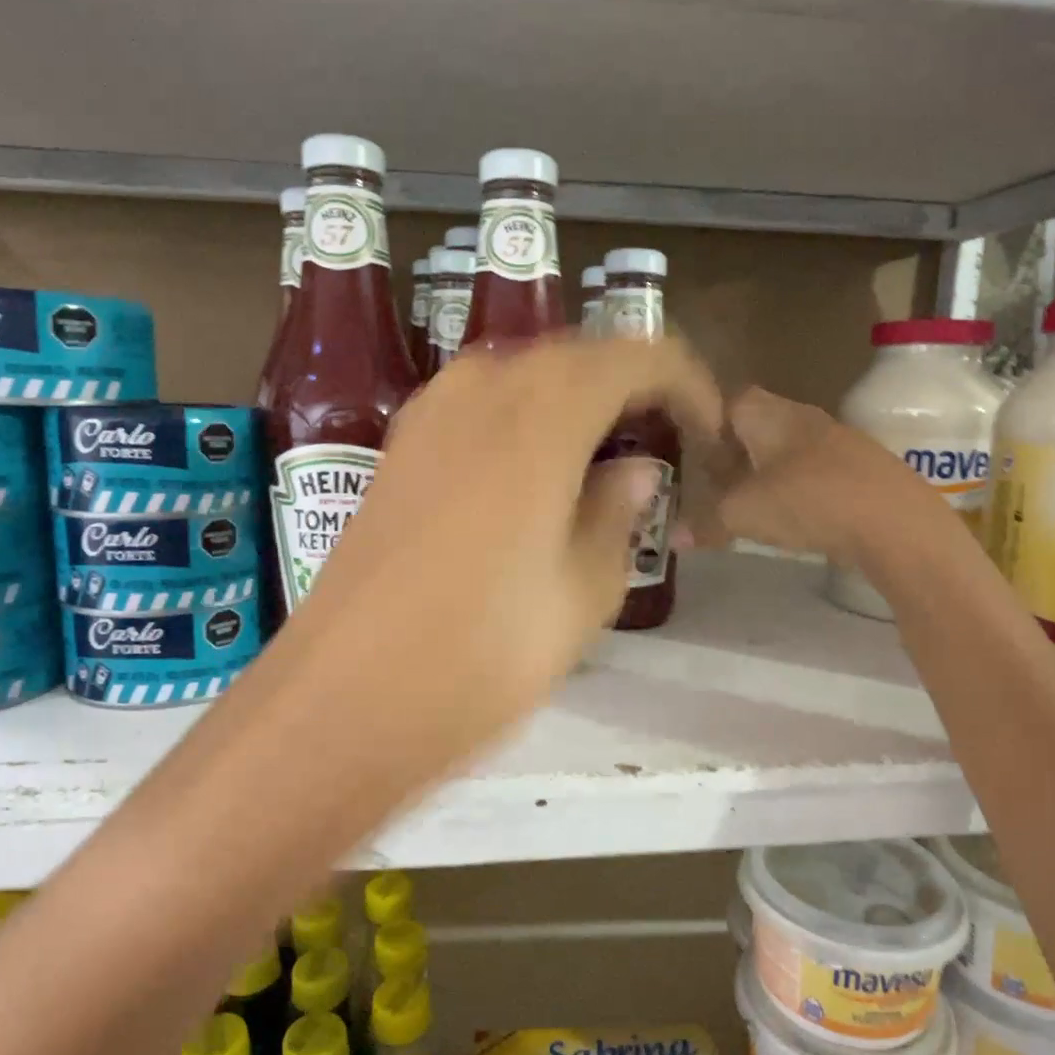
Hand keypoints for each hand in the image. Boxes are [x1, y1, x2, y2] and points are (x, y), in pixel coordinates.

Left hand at [282, 335, 721, 754]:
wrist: (345, 698)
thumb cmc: (482, 654)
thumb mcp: (582, 592)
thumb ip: (617, 514)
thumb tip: (636, 469)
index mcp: (542, 414)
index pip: (637, 356)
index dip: (686, 383)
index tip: (710, 431)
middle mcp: (481, 389)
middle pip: (576, 356)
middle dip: (630, 386)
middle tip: (664, 442)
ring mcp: (429, 415)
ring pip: (523, 376)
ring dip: (573, 401)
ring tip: (604, 458)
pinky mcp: (397, 448)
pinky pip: (479, 405)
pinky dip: (521, 420)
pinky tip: (534, 475)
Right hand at [692, 387, 952, 569]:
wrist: (897, 524)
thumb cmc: (808, 502)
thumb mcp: (743, 514)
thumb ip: (706, 522)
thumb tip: (673, 537)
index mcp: (770, 414)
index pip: (729, 399)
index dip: (705, 420)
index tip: (687, 450)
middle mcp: (804, 418)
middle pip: (758, 425)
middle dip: (734, 451)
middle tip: (711, 482)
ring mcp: (839, 443)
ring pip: (788, 450)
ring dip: (766, 472)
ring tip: (748, 504)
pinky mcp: (863, 472)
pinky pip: (816, 472)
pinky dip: (797, 490)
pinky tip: (793, 518)